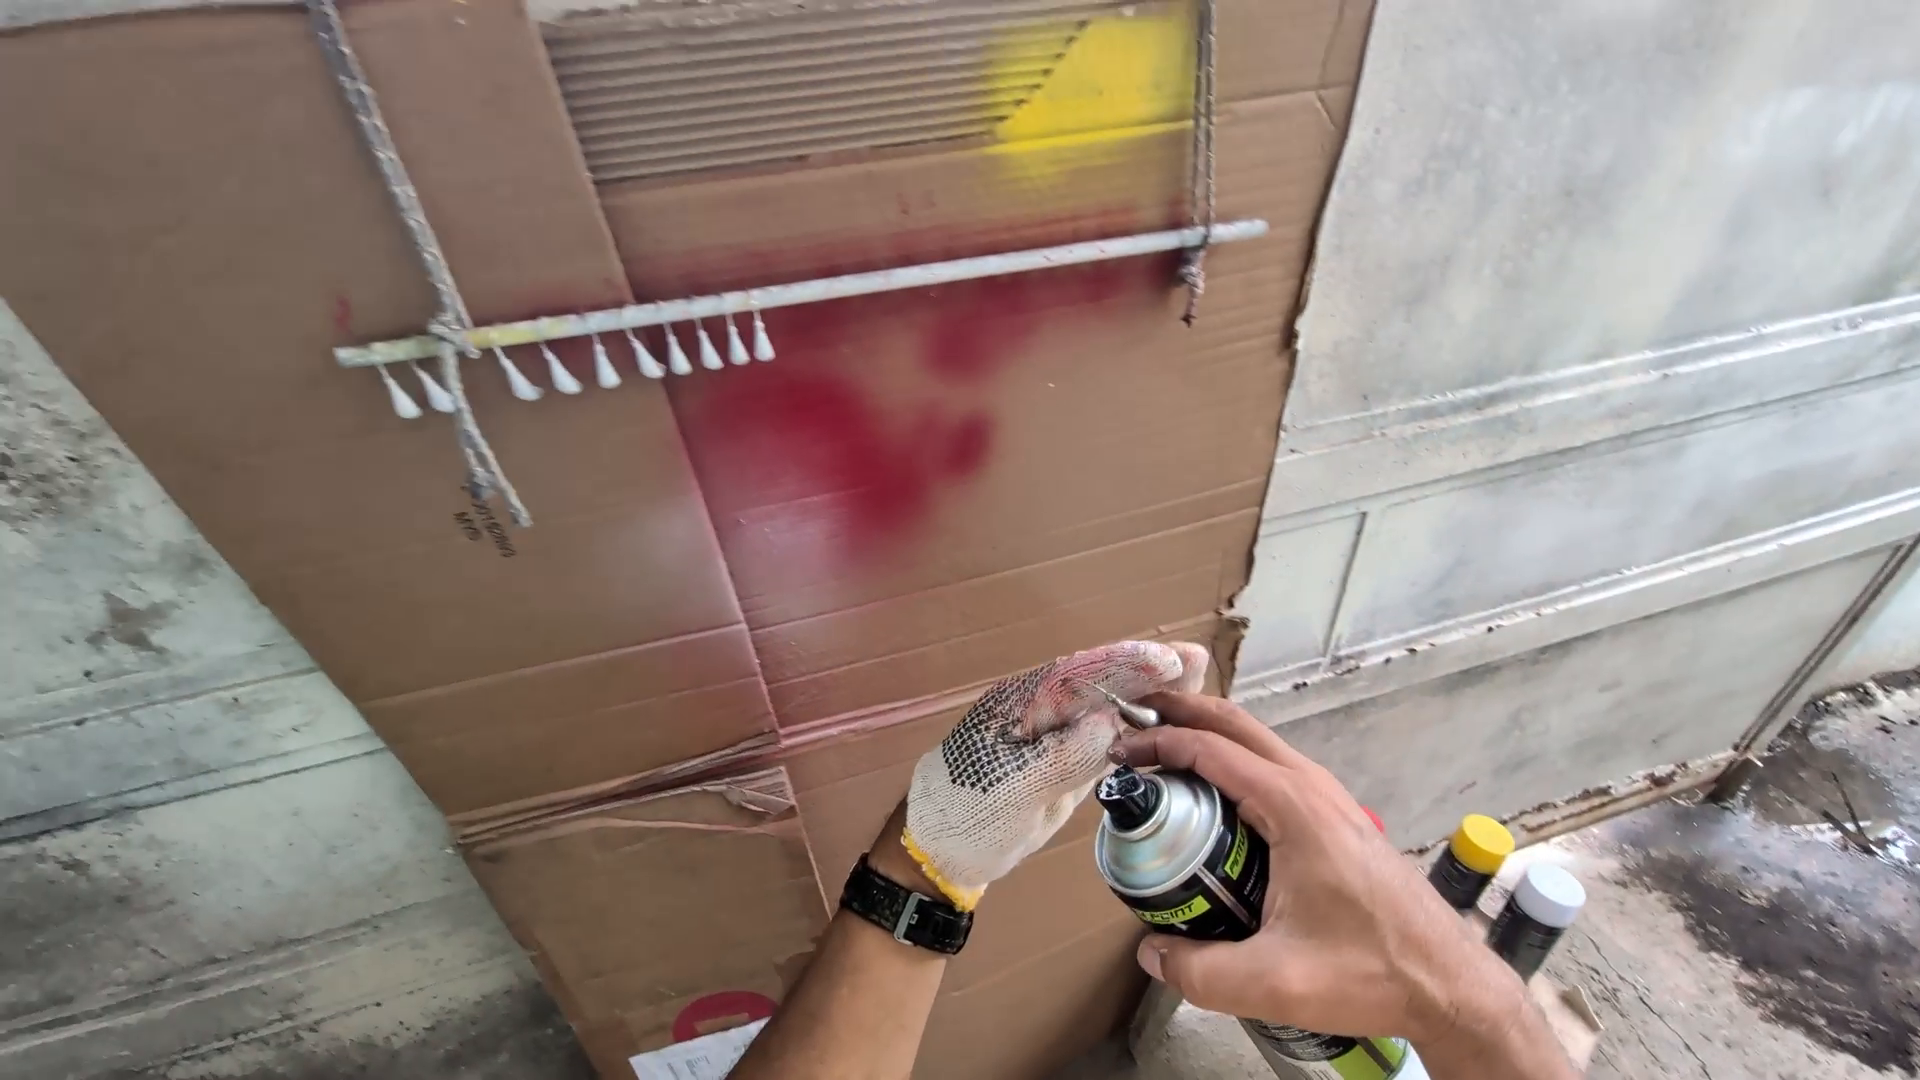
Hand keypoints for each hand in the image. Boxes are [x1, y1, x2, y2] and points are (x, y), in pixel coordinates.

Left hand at [893, 640, 1210, 908]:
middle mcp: (1040, 712)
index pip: (1078, 677)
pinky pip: (1103, 741)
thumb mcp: (1012, 787)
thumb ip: (1061, 755)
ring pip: (1106, 710)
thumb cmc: (967, 816)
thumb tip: (1110, 722)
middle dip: (1144, 671)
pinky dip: (1134, 729)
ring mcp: (1053, 737)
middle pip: (1099, 685)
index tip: (1166, 660)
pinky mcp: (1063, 763)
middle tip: (1195, 659)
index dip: (1123, 666)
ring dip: (1147, 696)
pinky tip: (1162, 722)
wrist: (945, 853)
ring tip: (1193, 677)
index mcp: (1020, 705)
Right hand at [1111, 693, 1528, 1046]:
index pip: (1210, 750)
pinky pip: (1269, 760)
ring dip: (1204, 728)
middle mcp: (1309, 785)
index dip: (1157, 744)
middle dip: (1177, 710)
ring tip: (1161, 745)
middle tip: (1132, 718)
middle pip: (1233, 721)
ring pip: (1254, 736)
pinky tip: (1210, 785)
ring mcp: (1325, 794)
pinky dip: (1229, 752)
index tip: (1120, 753)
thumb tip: (1150, 952)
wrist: (1450, 983)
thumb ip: (1201, 971)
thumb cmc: (1371, 972)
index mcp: (1292, 807)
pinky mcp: (1331, 811)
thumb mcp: (1276, 982)